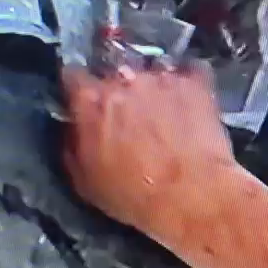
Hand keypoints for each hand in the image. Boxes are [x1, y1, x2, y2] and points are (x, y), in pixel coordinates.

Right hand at [60, 63, 242, 233]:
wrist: (190, 196)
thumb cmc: (130, 193)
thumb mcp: (82, 178)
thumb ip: (71, 143)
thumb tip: (72, 127)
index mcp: (89, 100)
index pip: (73, 76)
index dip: (77, 89)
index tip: (82, 100)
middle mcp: (121, 78)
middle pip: (112, 72)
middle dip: (116, 88)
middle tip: (125, 112)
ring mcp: (160, 77)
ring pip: (150, 71)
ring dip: (150, 86)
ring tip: (160, 110)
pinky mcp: (195, 81)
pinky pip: (188, 72)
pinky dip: (186, 84)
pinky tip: (188, 102)